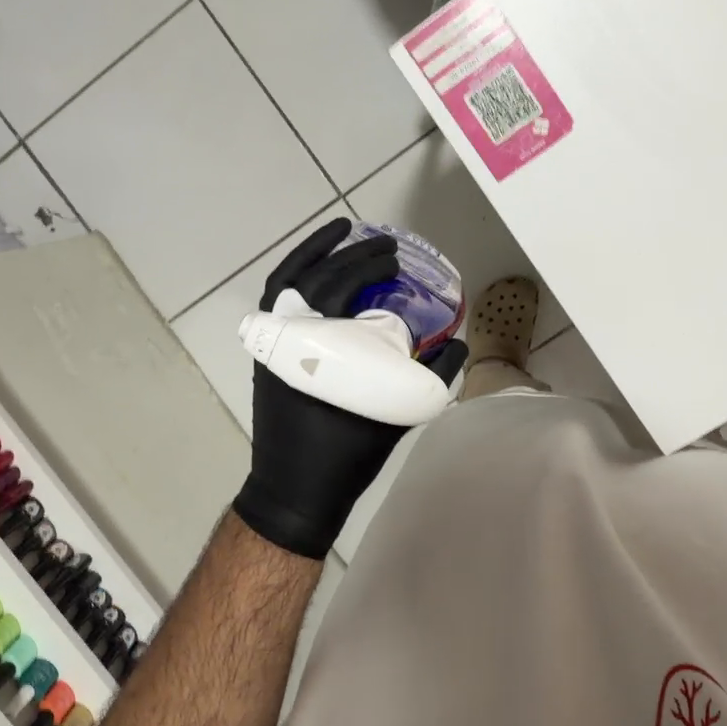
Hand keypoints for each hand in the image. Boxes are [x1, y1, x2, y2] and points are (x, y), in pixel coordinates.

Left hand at [232, 219, 468, 559]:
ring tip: (342, 234)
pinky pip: (280, 303)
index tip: (394, 258)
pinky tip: (320, 272)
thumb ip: (429, 377)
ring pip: (288, 282)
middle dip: (350, 255)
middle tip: (385, 249)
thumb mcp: (393, 416)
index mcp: (313, 346)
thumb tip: (456, 343)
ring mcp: (272, 343)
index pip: (338, 287)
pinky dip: (298, 279)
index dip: (366, 264)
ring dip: (315, 254)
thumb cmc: (343, 455)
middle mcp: (286, 336)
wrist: (294, 491)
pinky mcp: (270, 353)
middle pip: (315, 278)